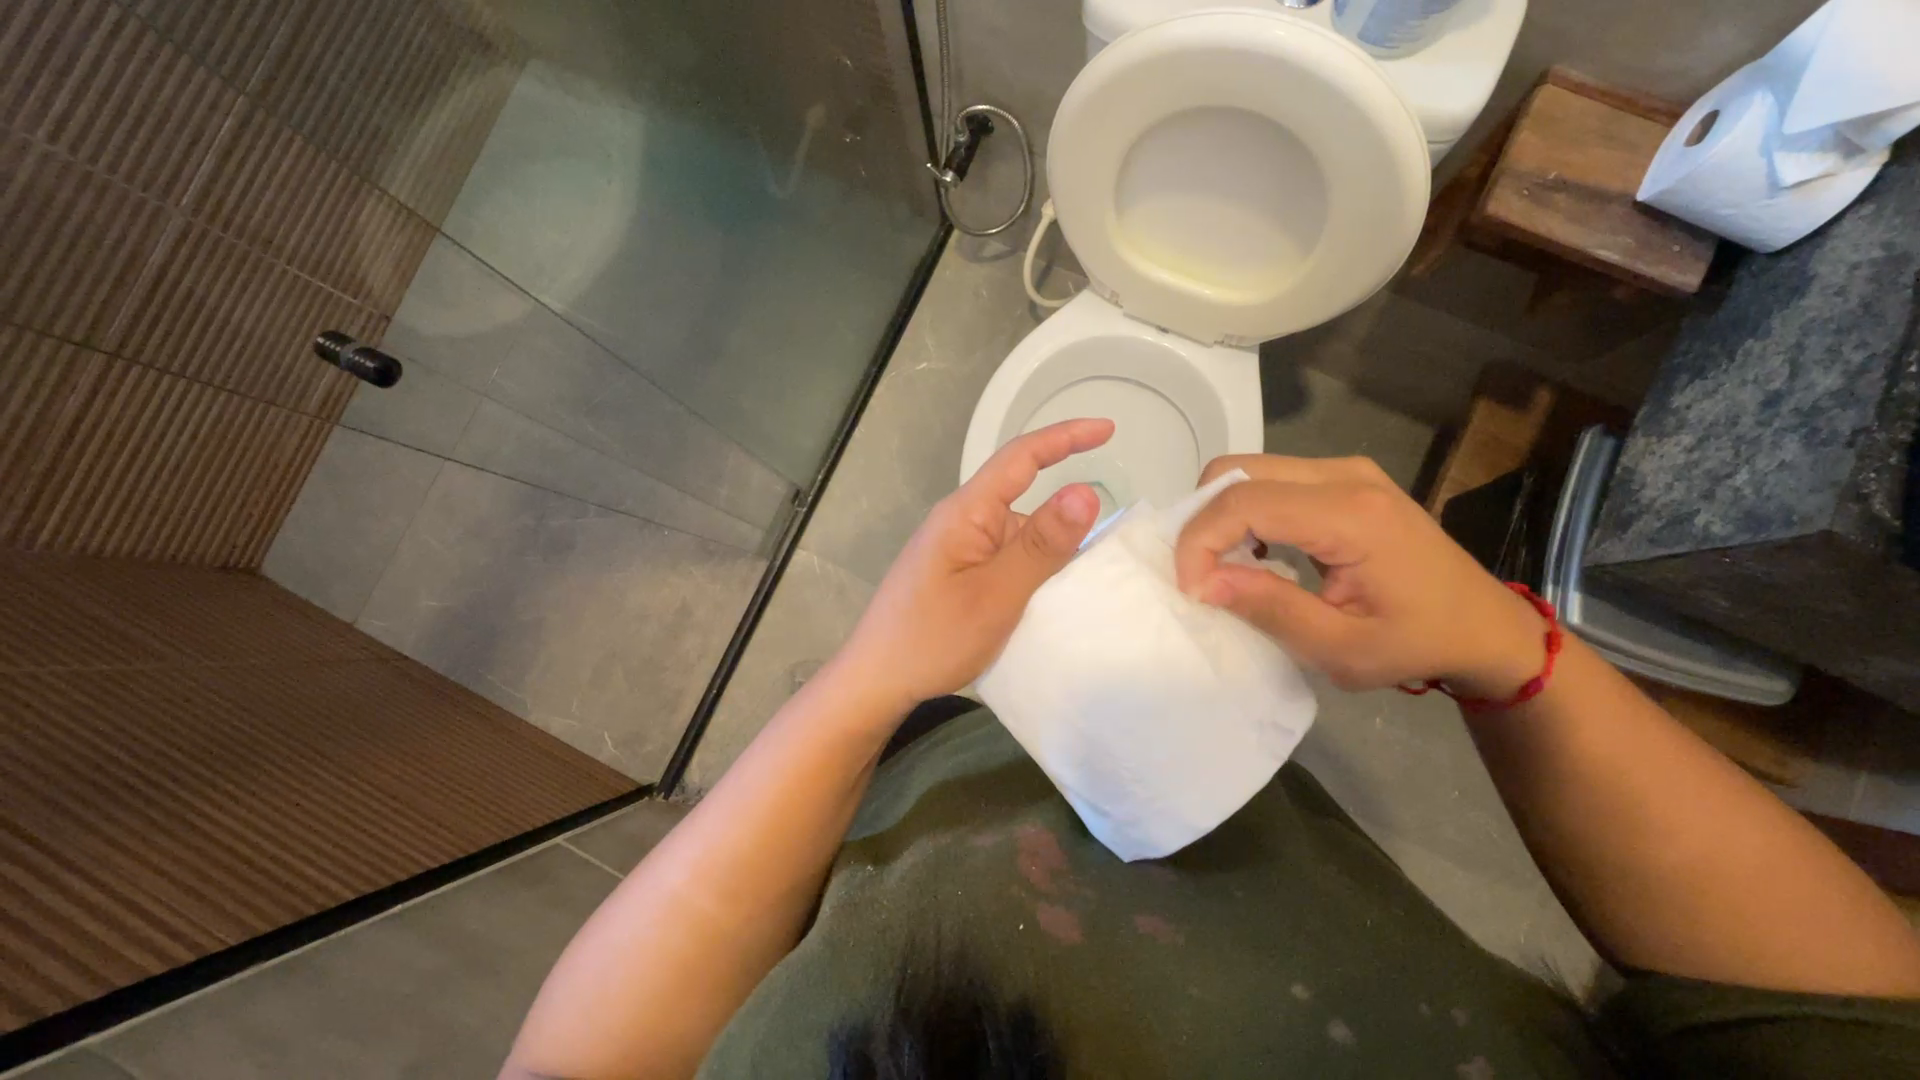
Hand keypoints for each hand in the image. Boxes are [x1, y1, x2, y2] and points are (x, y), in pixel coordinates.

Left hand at [838, 418, 1113, 711]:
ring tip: (1086, 583)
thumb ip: (1041, 545)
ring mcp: (958, 549)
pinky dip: (1033, 570)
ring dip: (1050, 551)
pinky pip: (1005, 559)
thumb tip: (1086, 491)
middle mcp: (961, 522)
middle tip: (1108, 548)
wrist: (876, 680)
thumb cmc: (932, 638)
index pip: (1021, 457)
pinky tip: (1050, 598)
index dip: (1066, 437)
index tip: (1108, 430)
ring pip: (1018, 534)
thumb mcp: (997, 594)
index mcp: (966, 513)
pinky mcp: (957, 574)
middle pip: (1023, 497)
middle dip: (1066, 514)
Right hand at [1173, 455, 1545, 696]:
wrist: (1484, 627)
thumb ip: (1270, 609)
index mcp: (1351, 515)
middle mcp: (1346, 476)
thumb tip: (1202, 583)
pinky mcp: (1345, 479)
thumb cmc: (1418, 643)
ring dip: (1222, 516)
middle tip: (1202, 576)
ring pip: (1250, 470)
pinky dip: (1246, 511)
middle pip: (1238, 471)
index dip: (1199, 541)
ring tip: (1226, 569)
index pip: (1244, 502)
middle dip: (1202, 522)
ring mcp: (1347, 471)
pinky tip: (1257, 553)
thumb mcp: (1341, 649)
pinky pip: (1272, 479)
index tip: (1191, 590)